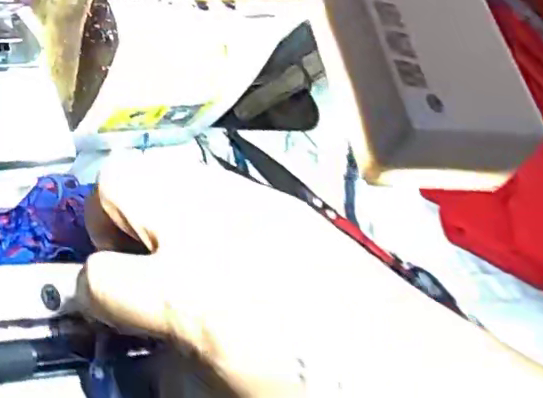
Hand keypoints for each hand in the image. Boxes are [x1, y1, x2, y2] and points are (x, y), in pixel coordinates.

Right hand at [75, 158, 542, 397]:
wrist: (451, 396)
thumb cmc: (329, 394)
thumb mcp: (231, 391)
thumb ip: (169, 357)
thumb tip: (135, 336)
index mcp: (193, 295)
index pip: (99, 278)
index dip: (92, 298)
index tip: (103, 310)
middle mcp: (208, 231)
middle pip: (113, 185)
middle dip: (107, 218)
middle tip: (128, 258)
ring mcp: (244, 204)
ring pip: (155, 168)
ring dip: (147, 203)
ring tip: (171, 245)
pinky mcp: (277, 199)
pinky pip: (205, 181)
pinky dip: (193, 203)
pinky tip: (222, 244)